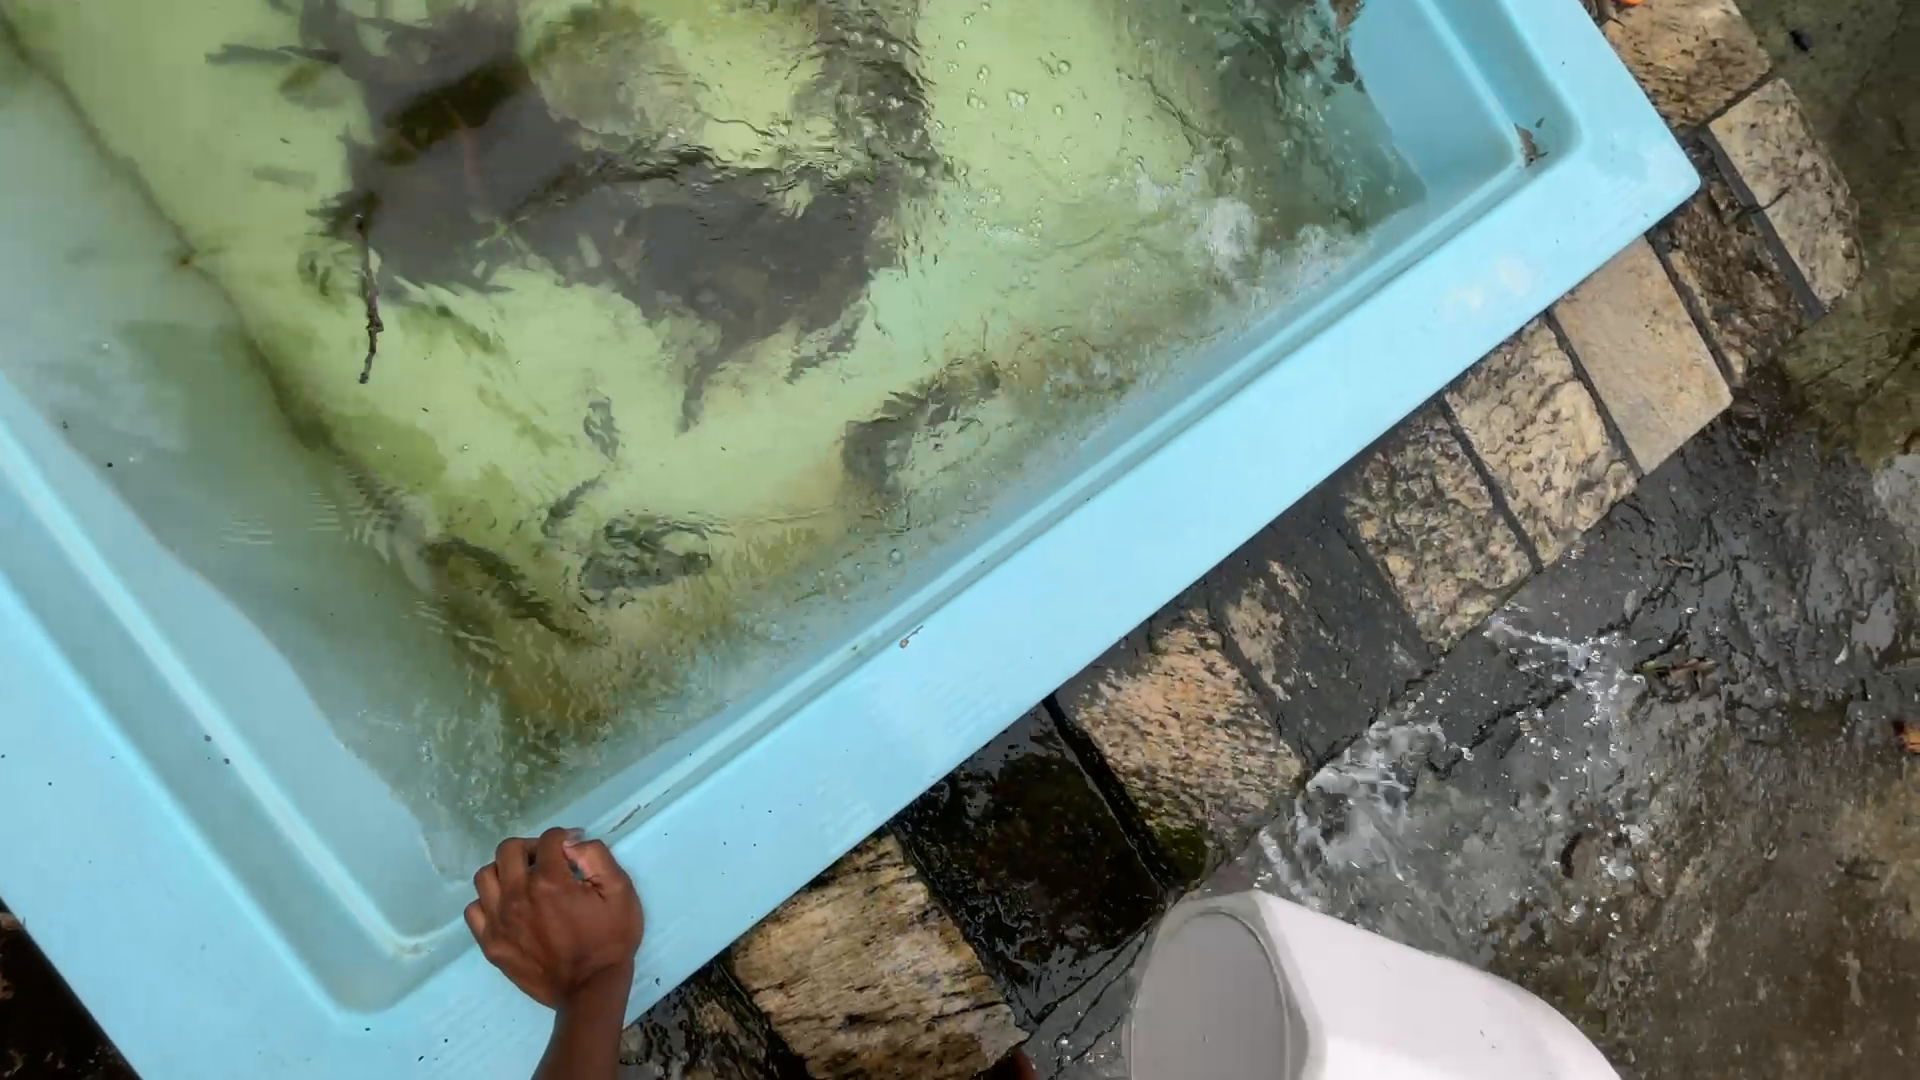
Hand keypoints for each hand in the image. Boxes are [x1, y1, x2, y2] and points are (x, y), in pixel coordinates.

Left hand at [466, 827, 644, 1008]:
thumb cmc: (611, 936)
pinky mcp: (490, 944)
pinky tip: (511, 906)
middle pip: (507, 850)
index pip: (549, 839)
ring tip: (526, 880)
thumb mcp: (620, 889)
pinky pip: (474, 910)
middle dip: (531, 846)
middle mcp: (518, 897)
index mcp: (551, 881)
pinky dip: (489, 900)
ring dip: (506, 870)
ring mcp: (499, 922)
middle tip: (549, 859)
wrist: (590, 987)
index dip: (565, 836)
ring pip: (485, 876)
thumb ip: (597, 857)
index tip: (576, 846)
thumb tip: (572, 844)